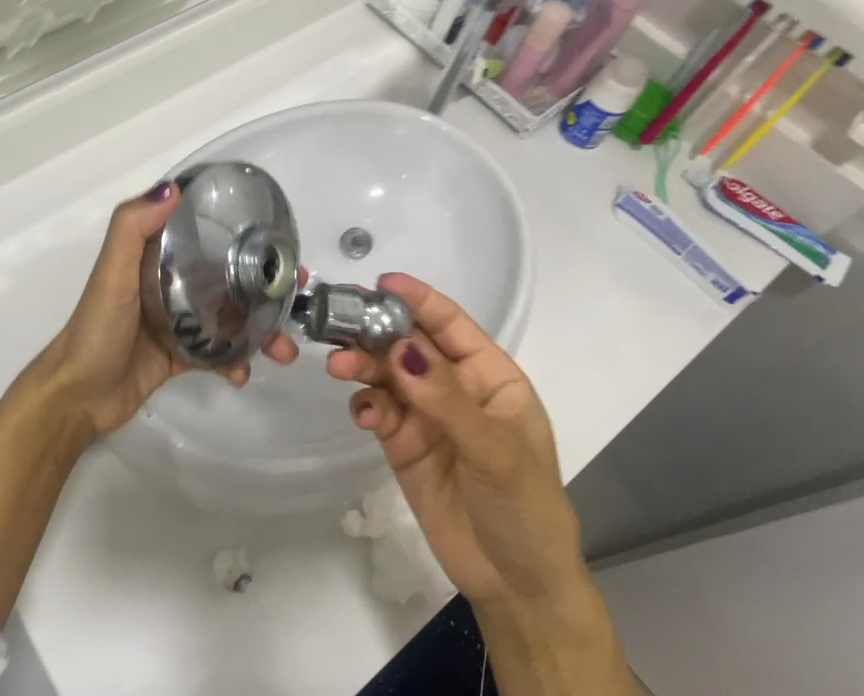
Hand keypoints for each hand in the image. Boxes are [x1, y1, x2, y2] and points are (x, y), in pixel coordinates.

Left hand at [24, 181, 299, 438]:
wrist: (77, 397)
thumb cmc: (96, 329)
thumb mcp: (111, 274)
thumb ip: (132, 228)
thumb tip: (173, 188)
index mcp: (152, 260)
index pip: (201, 236)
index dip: (240, 236)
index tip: (278, 242)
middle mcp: (167, 286)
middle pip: (226, 278)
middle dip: (264, 287)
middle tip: (295, 296)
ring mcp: (175, 322)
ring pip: (229, 318)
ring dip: (260, 330)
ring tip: (283, 347)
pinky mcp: (179, 356)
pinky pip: (218, 355)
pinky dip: (235, 363)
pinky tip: (242, 374)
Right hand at [326, 273, 584, 604]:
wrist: (515, 582)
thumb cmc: (525, 507)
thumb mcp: (495, 451)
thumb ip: (446, 400)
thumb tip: (402, 348)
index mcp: (491, 378)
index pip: (452, 326)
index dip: (419, 300)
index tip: (381, 281)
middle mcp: (455, 389)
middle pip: (409, 345)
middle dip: (376, 331)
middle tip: (338, 324)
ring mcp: (427, 417)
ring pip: (387, 375)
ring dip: (363, 366)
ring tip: (339, 367)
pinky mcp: (402, 446)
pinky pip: (379, 412)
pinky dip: (366, 406)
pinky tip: (364, 414)